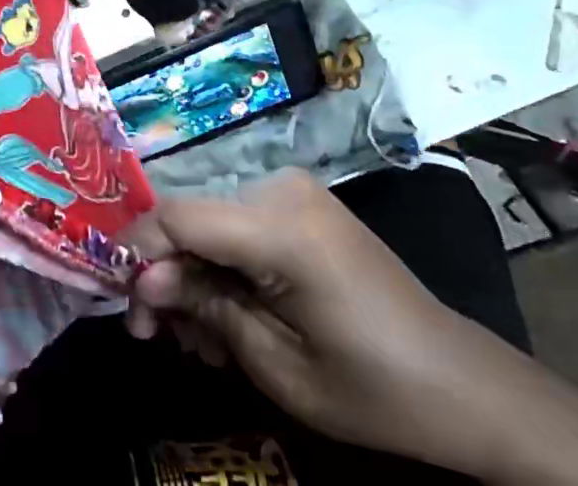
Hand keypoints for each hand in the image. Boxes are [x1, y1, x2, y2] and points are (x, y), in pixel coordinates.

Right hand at [127, 170, 504, 467]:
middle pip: (191, 219)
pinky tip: (228, 316)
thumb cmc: (369, 386)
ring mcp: (295, 193)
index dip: (137, 252)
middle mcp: (283, 191)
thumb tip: (141, 280)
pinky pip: (239, 226)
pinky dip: (223, 267)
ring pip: (210, 224)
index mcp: (281, 227)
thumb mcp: (274, 361)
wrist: (454, 379)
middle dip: (165, 276)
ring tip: (200, 342)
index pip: (179, 215)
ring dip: (194, 277)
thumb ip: (204, 306)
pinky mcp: (302, 206)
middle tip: (157, 337)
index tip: (123, 304)